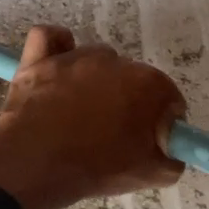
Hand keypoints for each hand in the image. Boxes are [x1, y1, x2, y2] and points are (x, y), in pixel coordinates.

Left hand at [0, 25, 186, 208]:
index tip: (145, 138)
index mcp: (150, 84)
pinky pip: (47, 36)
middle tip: (110, 127)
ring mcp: (71, 58)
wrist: (36, 162)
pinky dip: (55, 44)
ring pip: (92, 59)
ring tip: (79, 105)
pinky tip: (57, 62)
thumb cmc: (99, 167)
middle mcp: (112, 62)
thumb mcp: (159, 172)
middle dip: (125, 98)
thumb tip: (164, 143)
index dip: (158, 120)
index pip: (166, 97)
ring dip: (92, 76)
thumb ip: (172, 151)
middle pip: (127, 77)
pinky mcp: (35, 60)